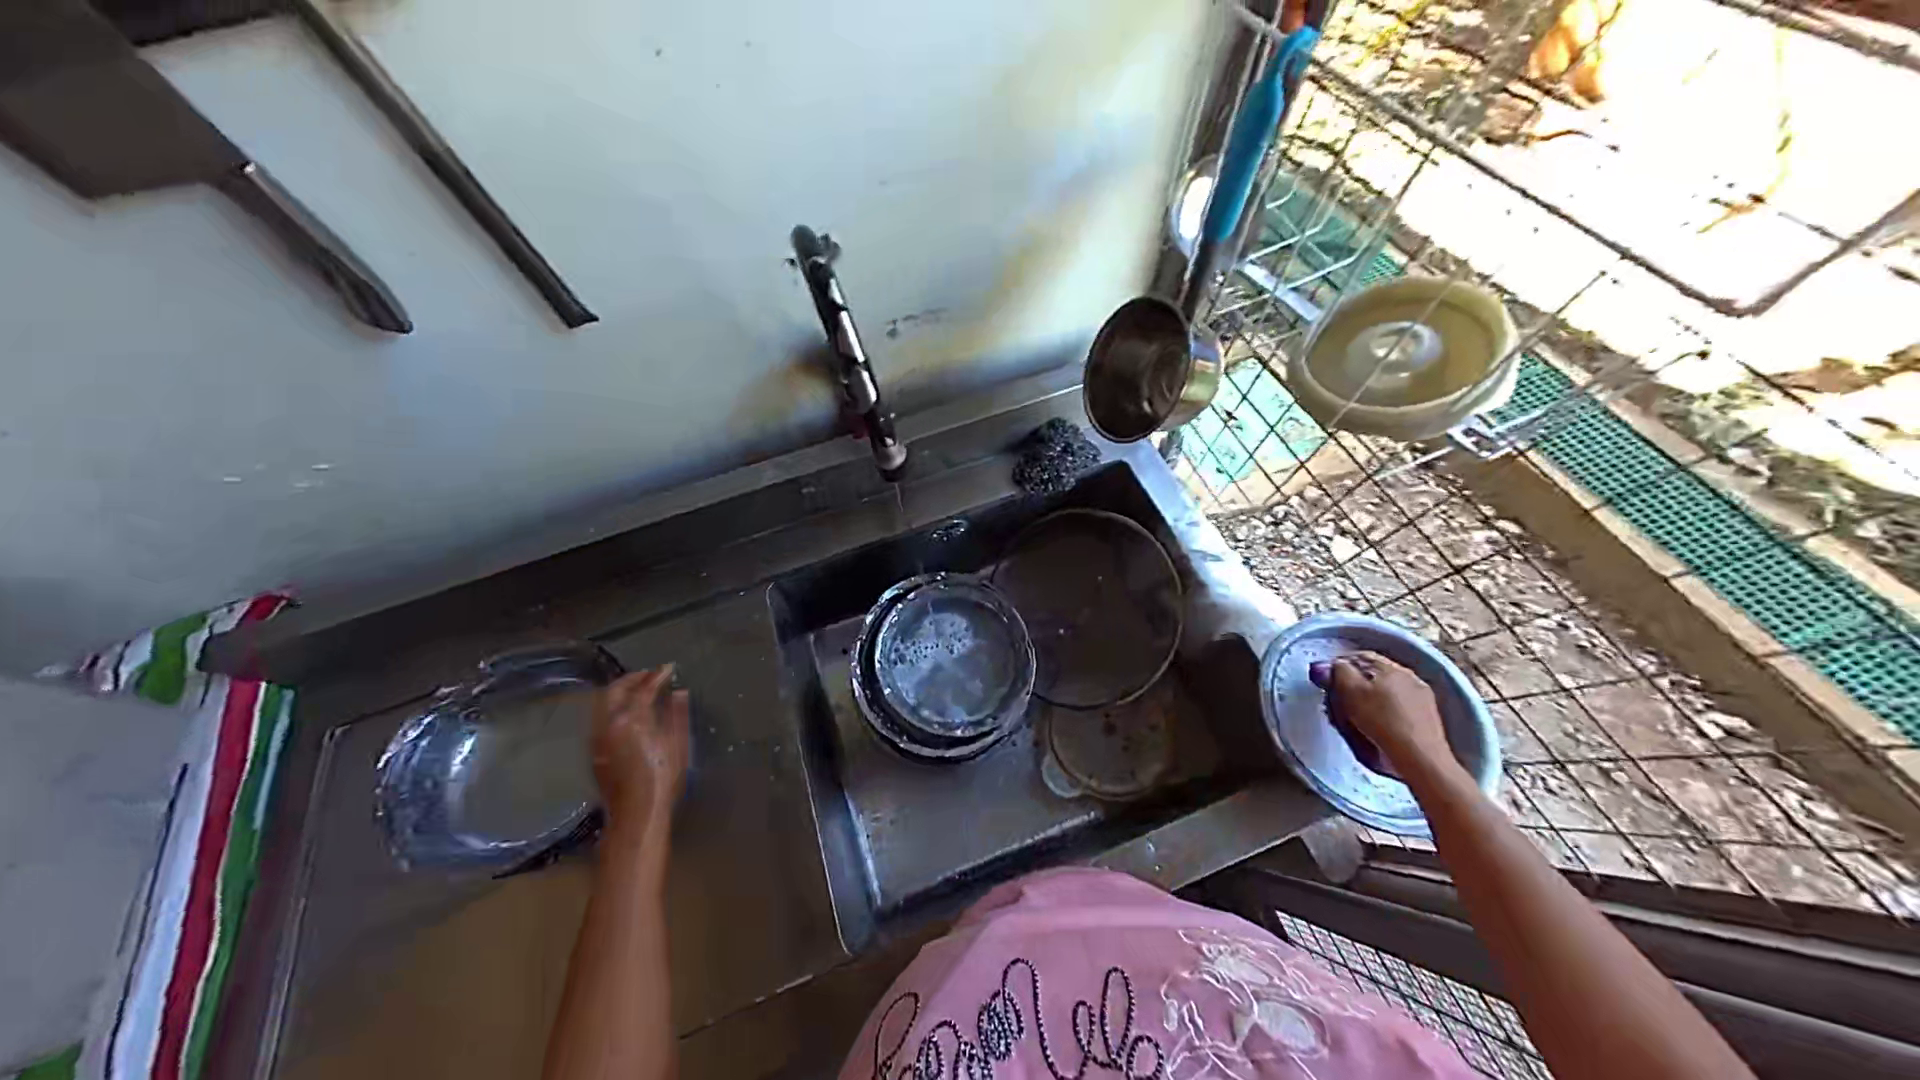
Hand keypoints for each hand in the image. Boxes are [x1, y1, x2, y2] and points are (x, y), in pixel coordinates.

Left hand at [590, 665, 690, 841]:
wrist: (636, 812)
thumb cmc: (662, 778)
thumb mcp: (677, 744)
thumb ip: (677, 714)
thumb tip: (679, 692)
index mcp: (632, 719)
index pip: (644, 688)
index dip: (657, 675)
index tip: (668, 668)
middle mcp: (608, 724)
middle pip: (615, 690)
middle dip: (633, 678)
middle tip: (650, 675)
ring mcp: (597, 737)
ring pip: (603, 703)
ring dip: (620, 691)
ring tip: (638, 689)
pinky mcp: (594, 750)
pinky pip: (600, 718)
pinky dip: (613, 707)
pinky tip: (627, 712)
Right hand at [1309, 651, 1456, 781]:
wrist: (1419, 757)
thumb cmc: (1383, 722)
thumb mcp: (1349, 691)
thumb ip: (1337, 672)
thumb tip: (1325, 665)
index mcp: (1389, 667)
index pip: (1358, 657)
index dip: (1338, 668)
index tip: (1327, 682)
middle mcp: (1408, 677)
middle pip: (1372, 676)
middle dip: (1354, 686)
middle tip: (1340, 702)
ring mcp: (1421, 699)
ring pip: (1385, 693)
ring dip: (1369, 701)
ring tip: (1357, 720)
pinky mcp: (1426, 720)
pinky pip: (1397, 710)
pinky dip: (1385, 715)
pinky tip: (1378, 729)